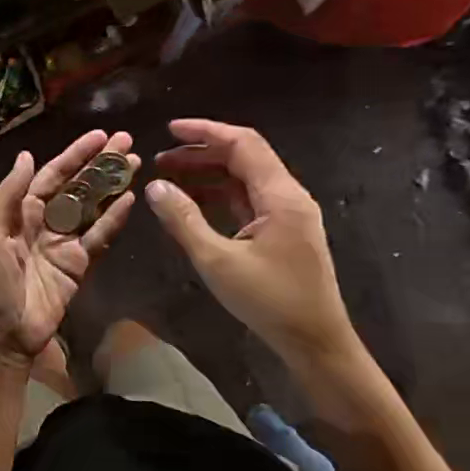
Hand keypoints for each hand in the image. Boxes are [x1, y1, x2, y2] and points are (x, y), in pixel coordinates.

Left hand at [0, 130, 138, 360]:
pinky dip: (114, 218)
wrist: (4, 334)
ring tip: (136, 162)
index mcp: (20, 211)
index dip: (75, 155)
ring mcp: (64, 242)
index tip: (100, 136)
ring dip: (113, 185)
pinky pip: (99, 236)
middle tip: (127, 142)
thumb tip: (27, 156)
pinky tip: (130, 199)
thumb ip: (9, 195)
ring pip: (93, 206)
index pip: (52, 175)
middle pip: (77, 186)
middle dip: (100, 164)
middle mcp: (45, 221)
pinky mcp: (79, 264)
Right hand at [145, 119, 353, 362]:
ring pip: (244, 180)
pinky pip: (248, 201)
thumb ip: (184, 220)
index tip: (169, 129)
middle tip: (160, 160)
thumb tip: (155, 187)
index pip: (242, 144)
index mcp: (280, 195)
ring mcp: (288, 214)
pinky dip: (219, 196)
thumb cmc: (268, 300)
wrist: (314, 341)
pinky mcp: (283, 232)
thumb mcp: (217, 261)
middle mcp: (288, 196)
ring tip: (169, 179)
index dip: (205, 131)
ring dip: (208, 174)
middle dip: (201, 153)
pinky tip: (193, 204)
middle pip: (243, 157)